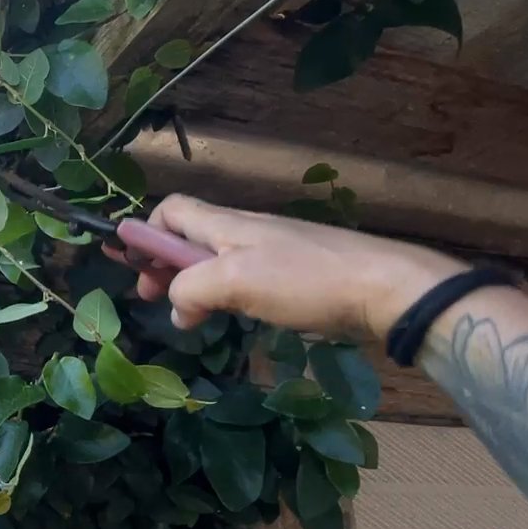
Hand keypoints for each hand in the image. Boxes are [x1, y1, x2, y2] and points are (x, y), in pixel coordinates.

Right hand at [106, 195, 462, 336]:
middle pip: (188, 238)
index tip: (137, 268)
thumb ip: (189, 290)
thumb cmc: (305, 279)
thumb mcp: (233, 281)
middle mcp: (244, 231)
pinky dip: (226, 296)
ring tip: (193, 315)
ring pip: (215, 262)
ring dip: (193, 285)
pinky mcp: (295, 275)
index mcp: (224, 224)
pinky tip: (237, 317)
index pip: (170, 211)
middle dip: (164, 266)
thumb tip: (176, 310)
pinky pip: (245, 279)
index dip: (147, 234)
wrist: (390, 290)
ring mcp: (272, 252)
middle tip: (155, 300)